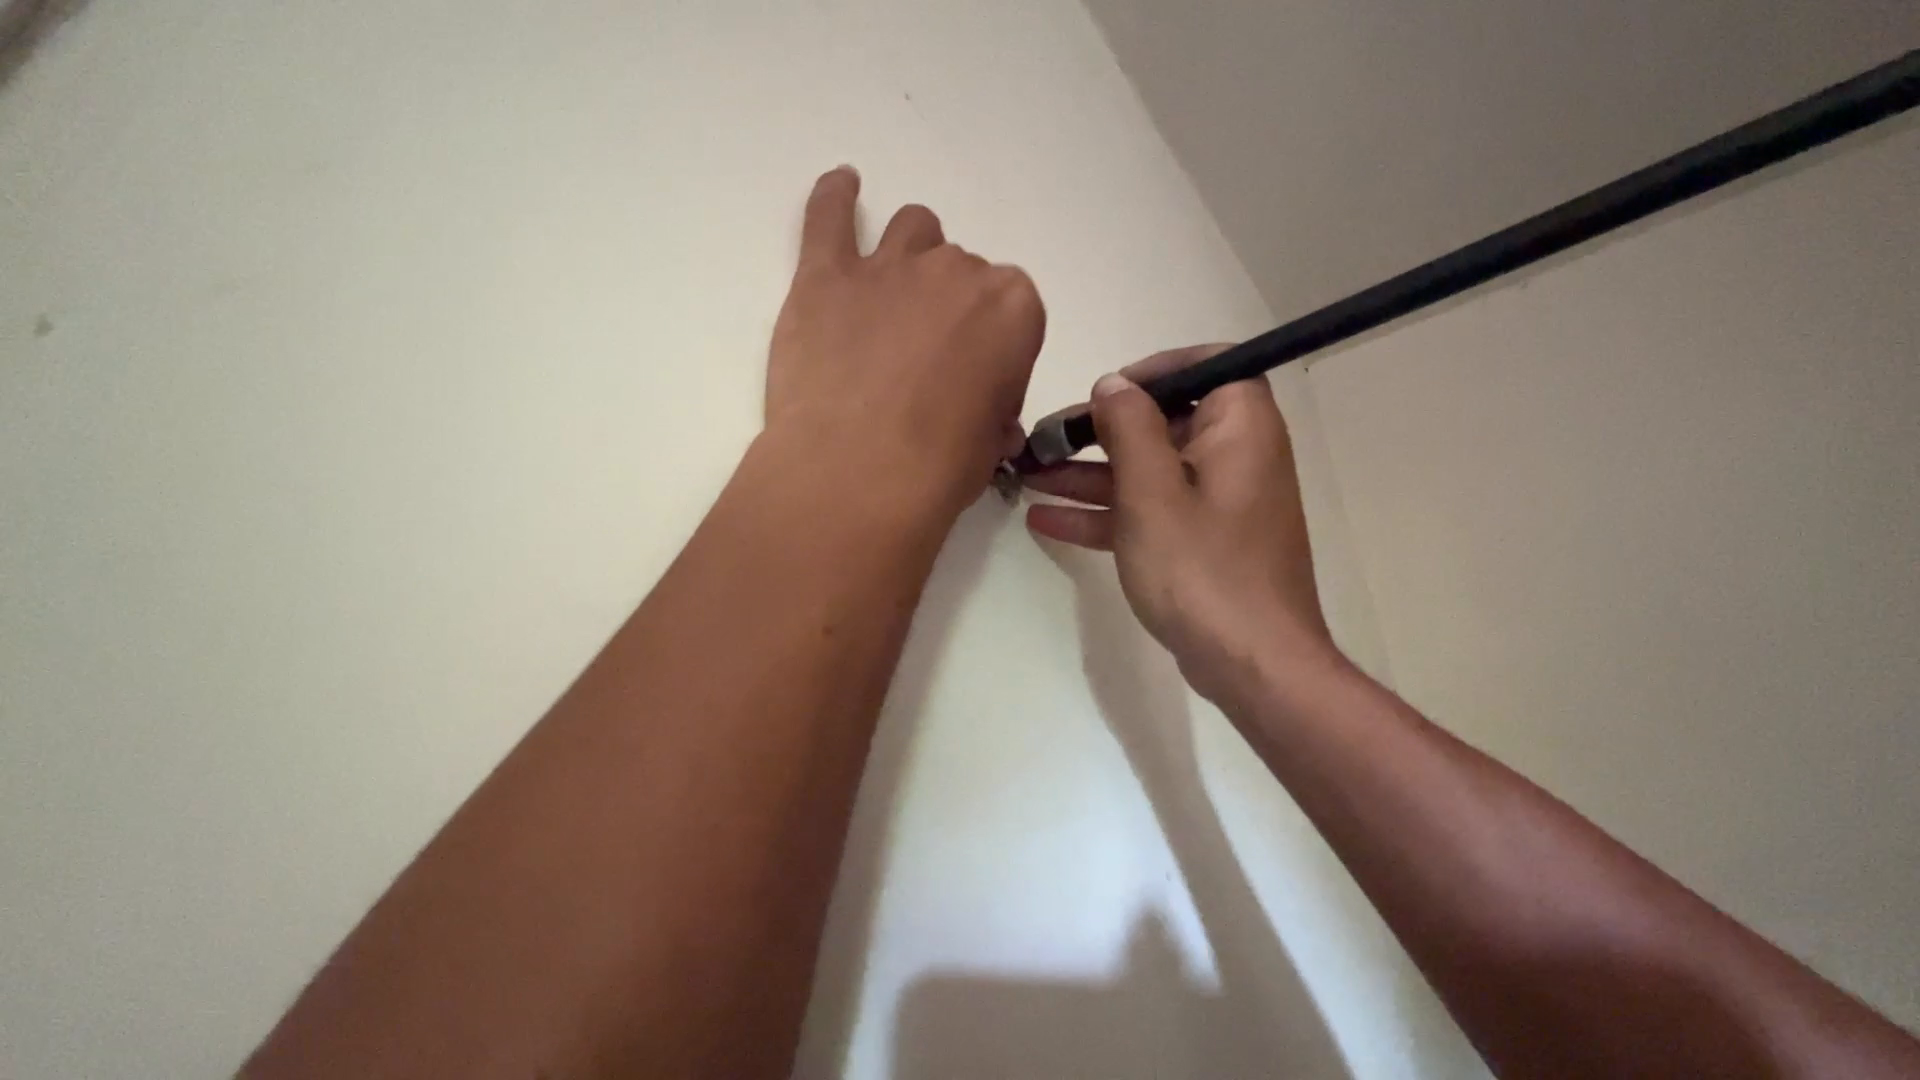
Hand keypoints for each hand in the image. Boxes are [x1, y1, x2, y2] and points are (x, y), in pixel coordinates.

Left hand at [766, 167, 1043, 517]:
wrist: (857, 475)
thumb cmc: (940, 469)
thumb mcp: (991, 447)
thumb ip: (994, 414)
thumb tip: (987, 421)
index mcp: (1014, 307)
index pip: (1013, 314)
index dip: (995, 353)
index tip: (977, 389)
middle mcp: (957, 272)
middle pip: (962, 273)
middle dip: (952, 310)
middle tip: (929, 365)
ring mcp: (889, 267)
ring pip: (913, 231)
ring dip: (913, 256)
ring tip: (895, 295)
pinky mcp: (826, 277)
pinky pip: (829, 215)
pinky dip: (836, 198)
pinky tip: (843, 186)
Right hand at [1024, 346, 1340, 704]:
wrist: (1253, 665)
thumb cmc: (1202, 569)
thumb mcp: (1153, 492)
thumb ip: (1129, 428)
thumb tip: (1114, 384)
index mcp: (1240, 428)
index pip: (1207, 366)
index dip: (1154, 371)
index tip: (1106, 391)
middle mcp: (1235, 458)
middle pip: (1163, 425)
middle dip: (1099, 434)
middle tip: (1045, 441)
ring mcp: (1217, 506)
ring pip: (1148, 475)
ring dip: (1089, 477)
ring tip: (1027, 477)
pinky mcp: (1200, 546)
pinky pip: (1150, 514)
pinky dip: (1106, 515)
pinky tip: (1046, 521)